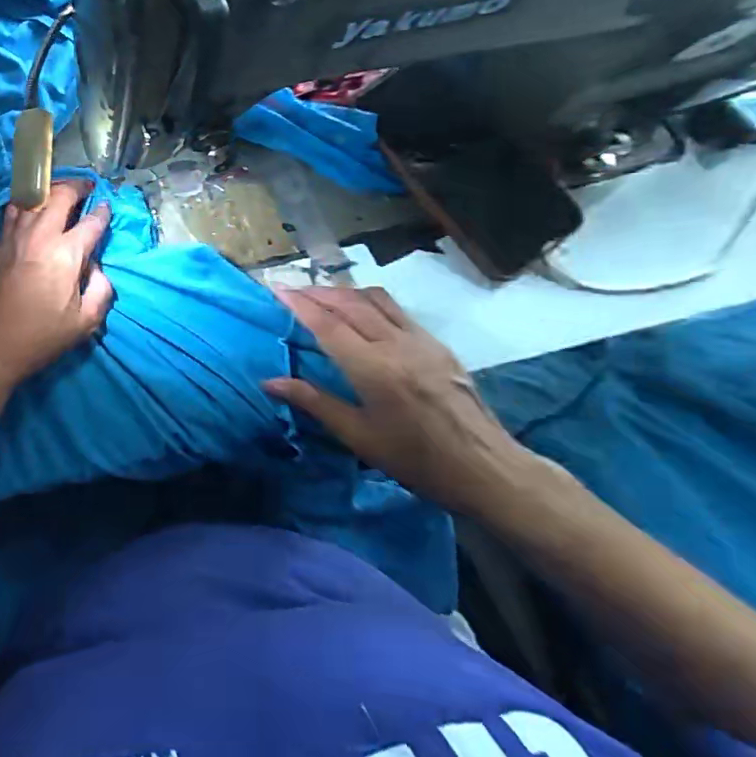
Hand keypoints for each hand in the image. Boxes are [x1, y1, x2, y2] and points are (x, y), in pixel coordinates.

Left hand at [0, 181, 115, 386]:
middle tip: (87, 187)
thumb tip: (97, 269)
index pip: (90, 222)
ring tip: (63, 191)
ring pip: (35, 198)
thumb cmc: (43, 335)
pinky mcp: (1, 243)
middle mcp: (41, 236)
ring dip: (52, 189)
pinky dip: (27, 202)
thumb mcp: (86, 321)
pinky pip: (14, 210)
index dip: (102, 212)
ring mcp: (17, 236)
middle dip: (77, 187)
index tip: (106, 206)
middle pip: (60, 196)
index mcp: (66, 253)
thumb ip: (101, 290)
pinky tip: (33, 206)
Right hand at [264, 285, 545, 515]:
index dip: (300, 304)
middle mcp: (397, 345)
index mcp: (373, 369)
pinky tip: (361, 310)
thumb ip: (313, 402)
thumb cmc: (415, 459)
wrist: (485, 468)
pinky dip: (369, 300)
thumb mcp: (357, 436)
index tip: (277, 288)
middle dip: (317, 292)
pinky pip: (396, 310)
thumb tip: (270, 382)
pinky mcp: (437, 345)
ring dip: (344, 291)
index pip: (328, 325)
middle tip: (291, 288)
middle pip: (350, 304)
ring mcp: (421, 341)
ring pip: (376, 300)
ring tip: (321, 293)